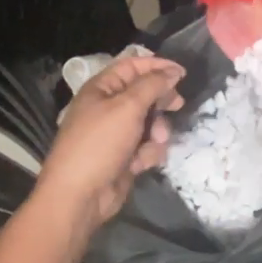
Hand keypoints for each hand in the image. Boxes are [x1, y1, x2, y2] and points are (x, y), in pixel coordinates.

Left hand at [35, 55, 185, 226]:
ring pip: (149, 122)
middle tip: (178, 105)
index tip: (182, 73)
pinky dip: (148, 153)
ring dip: (157, 131)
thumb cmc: (99, 143)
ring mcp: (115, 134)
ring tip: (156, 141)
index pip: (132, 66)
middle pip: (143, 93)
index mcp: (102, 88)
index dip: (157, 66)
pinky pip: (145, 146)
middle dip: (161, 100)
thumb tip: (172, 71)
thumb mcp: (127, 107)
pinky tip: (141, 163)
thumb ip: (152, 85)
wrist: (79, 196)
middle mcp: (108, 107)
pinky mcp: (123, 157)